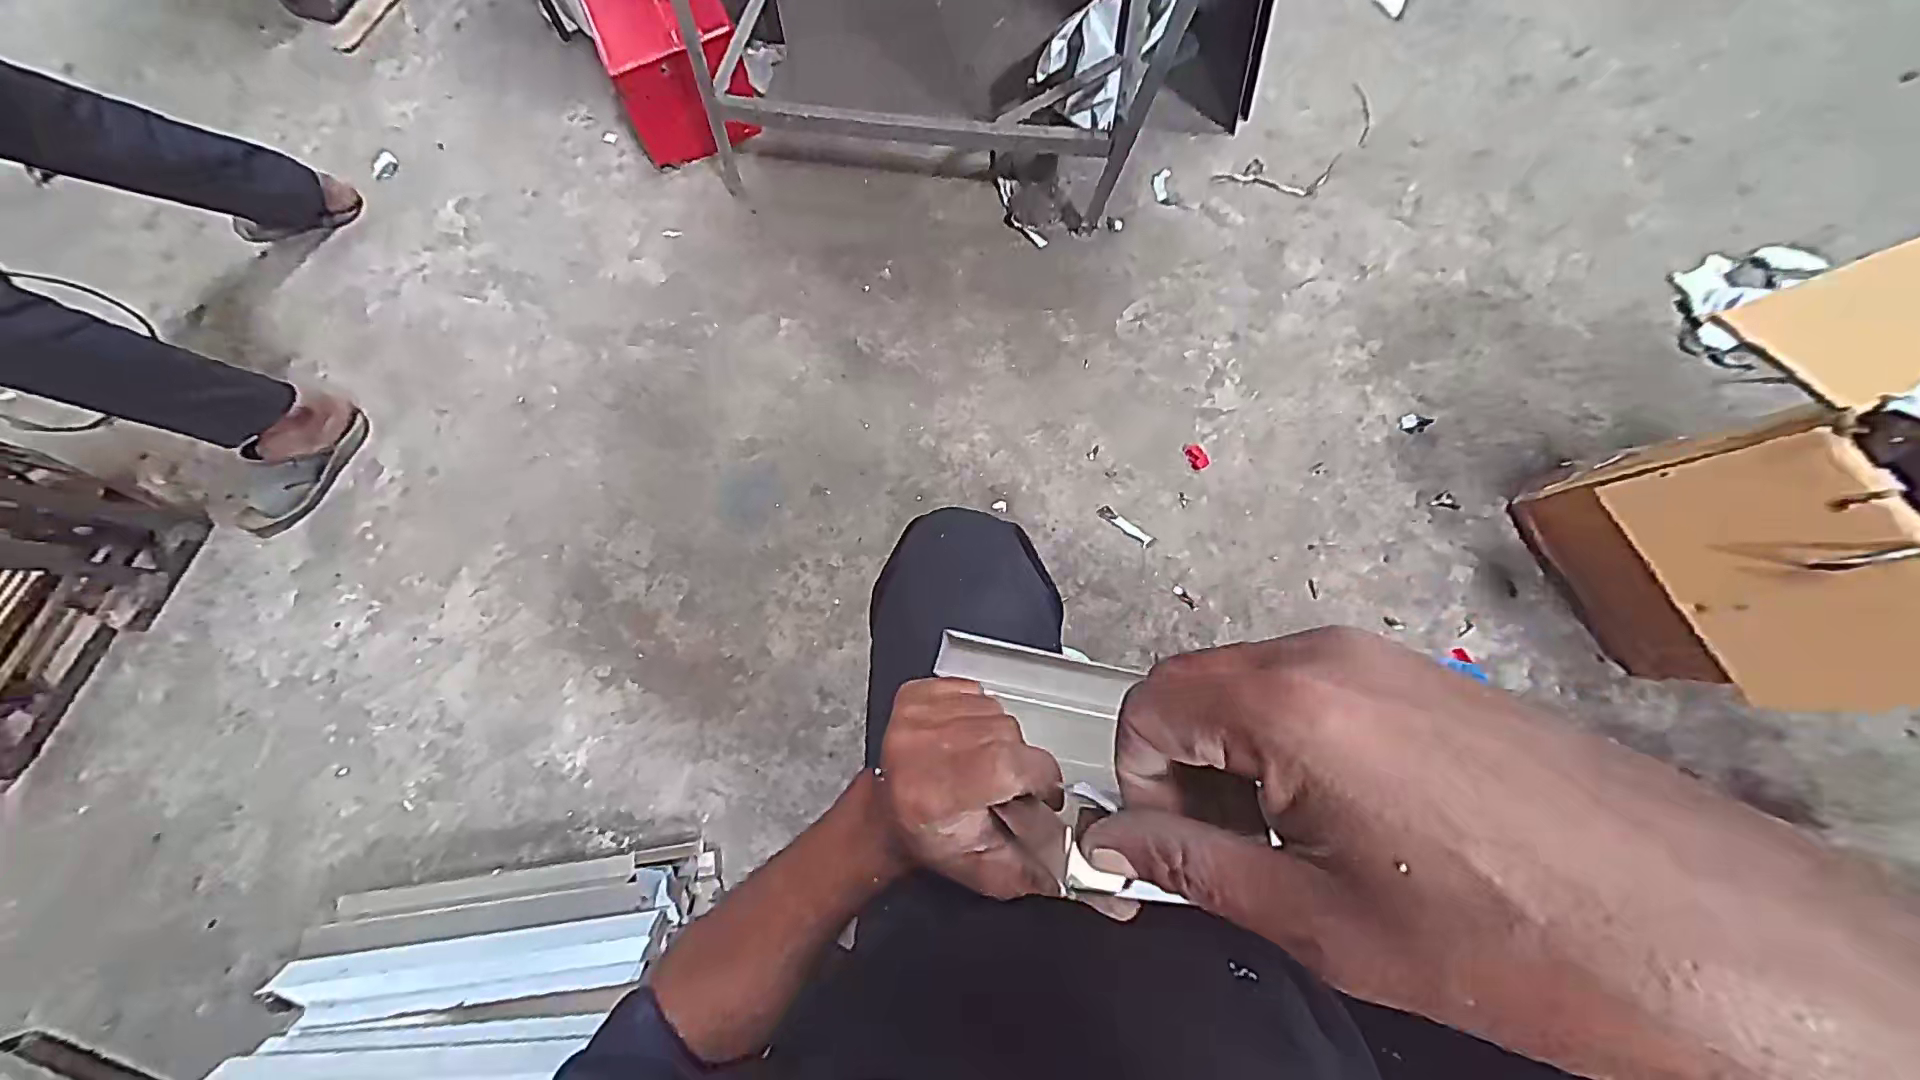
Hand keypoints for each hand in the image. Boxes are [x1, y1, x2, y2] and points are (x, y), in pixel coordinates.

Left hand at [877, 677, 1065, 899]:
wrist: (885, 813)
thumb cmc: (926, 835)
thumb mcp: (979, 866)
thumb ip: (1023, 873)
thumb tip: (1058, 878)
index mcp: (939, 792)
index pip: (1011, 765)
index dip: (1038, 778)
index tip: (1041, 791)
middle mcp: (923, 746)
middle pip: (1008, 734)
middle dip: (1017, 759)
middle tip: (1002, 782)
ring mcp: (917, 715)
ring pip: (995, 710)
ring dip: (996, 735)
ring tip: (979, 760)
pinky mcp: (915, 694)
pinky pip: (973, 692)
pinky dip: (977, 712)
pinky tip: (963, 738)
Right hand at [1080, 627, 1919, 1079]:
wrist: (1737, 941)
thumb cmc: (1527, 941)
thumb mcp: (1322, 921)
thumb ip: (1193, 866)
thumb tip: (1116, 845)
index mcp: (1289, 703)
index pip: (1147, 705)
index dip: (1136, 776)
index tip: (1164, 837)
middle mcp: (1322, 655)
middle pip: (1189, 687)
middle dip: (1180, 766)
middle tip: (1219, 848)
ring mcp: (1372, 657)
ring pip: (1243, 687)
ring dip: (1230, 756)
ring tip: (1282, 841)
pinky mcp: (1411, 672)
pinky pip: (1302, 689)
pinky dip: (1281, 743)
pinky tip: (1335, 815)